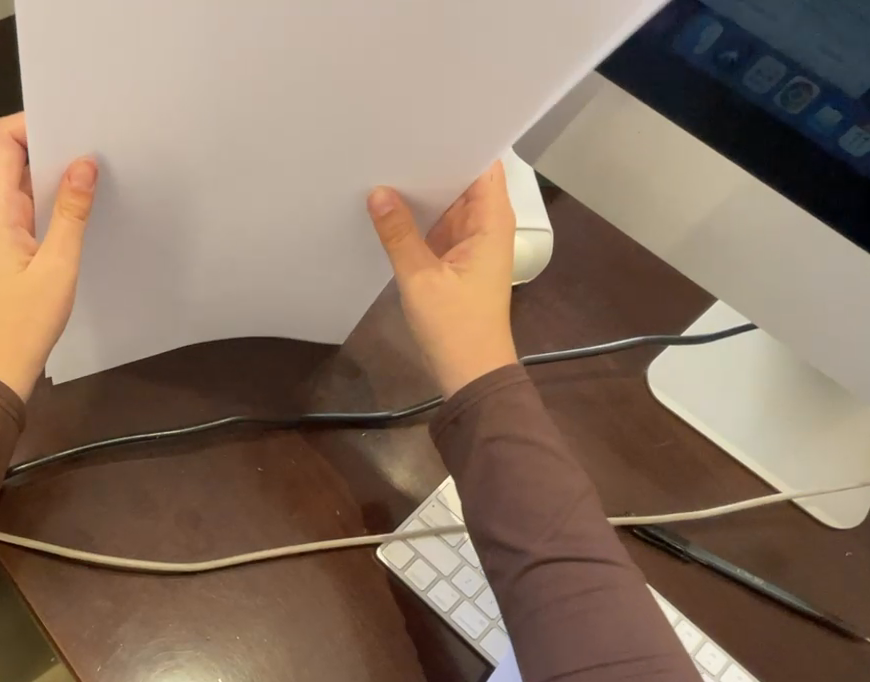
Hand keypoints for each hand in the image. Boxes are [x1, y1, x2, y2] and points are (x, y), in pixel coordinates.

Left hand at [0, 113, 98, 399]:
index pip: (4, 140)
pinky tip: (84, 205)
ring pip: (30, 183)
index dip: (33, 120)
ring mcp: (6, 229)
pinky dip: (58, 201)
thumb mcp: (58, 265)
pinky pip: (36, 208)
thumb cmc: (26, 320)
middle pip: (17, 156)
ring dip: (58, 173)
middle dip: (53, 142)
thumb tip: (85, 163)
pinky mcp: (17, 245)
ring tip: (96, 169)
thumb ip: (72, 212)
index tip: (72, 121)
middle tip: (94, 141)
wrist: (5, 362)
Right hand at [368, 163, 518, 398]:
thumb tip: (377, 193)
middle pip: (461, 180)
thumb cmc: (455, 326)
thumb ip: (398, 234)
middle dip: (430, 163)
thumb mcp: (420, 278)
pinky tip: (389, 209)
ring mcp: (470, 243)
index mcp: (491, 220)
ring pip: (446, 205)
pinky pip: (436, 229)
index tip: (424, 123)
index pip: (481, 162)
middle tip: (392, 141)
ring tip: (384, 168)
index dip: (457, 140)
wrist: (469, 371)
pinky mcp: (455, 261)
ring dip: (421, 193)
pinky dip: (418, 220)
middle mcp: (486, 225)